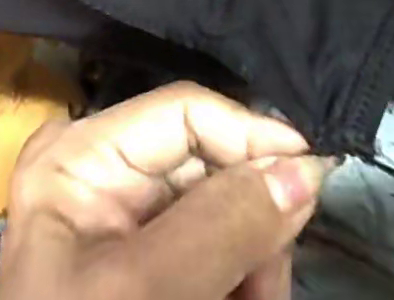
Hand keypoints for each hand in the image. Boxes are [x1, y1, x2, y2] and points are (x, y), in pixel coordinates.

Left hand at [0, 81, 331, 299]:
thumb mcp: (139, 292)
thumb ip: (220, 227)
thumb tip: (305, 169)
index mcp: (81, 155)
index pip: (187, 112)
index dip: (253, 136)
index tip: (312, 180)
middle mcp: (104, 169)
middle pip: (212, 157)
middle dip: (255, 213)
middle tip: (274, 279)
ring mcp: (125, 214)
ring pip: (225, 201)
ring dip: (256, 253)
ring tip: (261, 298)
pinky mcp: (149, 255)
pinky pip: (217, 241)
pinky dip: (242, 273)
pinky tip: (245, 298)